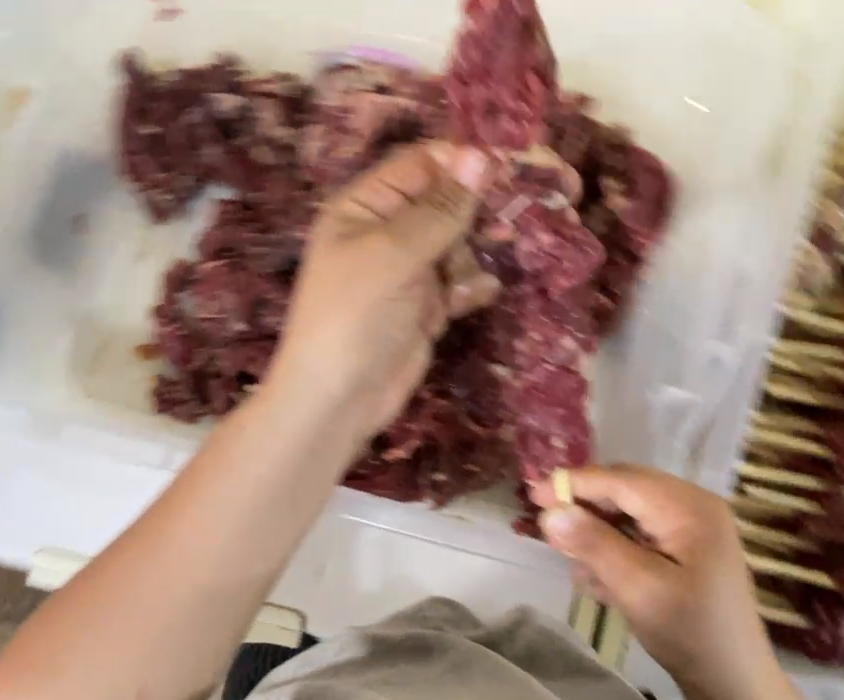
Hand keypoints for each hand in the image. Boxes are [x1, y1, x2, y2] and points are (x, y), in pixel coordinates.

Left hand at [264, 142, 498, 437]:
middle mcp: (384, 234)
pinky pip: (458, 285)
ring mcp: (406, 274)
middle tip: (505, 223)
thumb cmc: (354, 317)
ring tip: (465, 283)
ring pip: (456, 245)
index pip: (419, 165)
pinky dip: (470, 289)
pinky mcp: (423, 310)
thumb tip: (481, 154)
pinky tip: (478, 298)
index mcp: (362, 207)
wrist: (338, 400)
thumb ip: (440, 210)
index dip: (459, 162)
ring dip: (470, 259)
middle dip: (472, 214)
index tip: (505, 167)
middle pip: (443, 204)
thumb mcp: (394, 255)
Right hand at [531, 465, 786, 699]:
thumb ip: (594, 545)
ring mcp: (689, 530)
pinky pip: (638, 537)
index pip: (621, 481)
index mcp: (689, 508)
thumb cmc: (689, 631)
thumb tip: (551, 513)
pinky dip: (613, 552)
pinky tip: (597, 581)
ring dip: (597, 535)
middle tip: (545, 527)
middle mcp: (691, 508)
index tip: (532, 494)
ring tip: (572, 562)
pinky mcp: (684, 553)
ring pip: (627, 515)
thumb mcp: (637, 587)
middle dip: (584, 508)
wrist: (732, 679)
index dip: (575, 484)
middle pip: (624, 492)